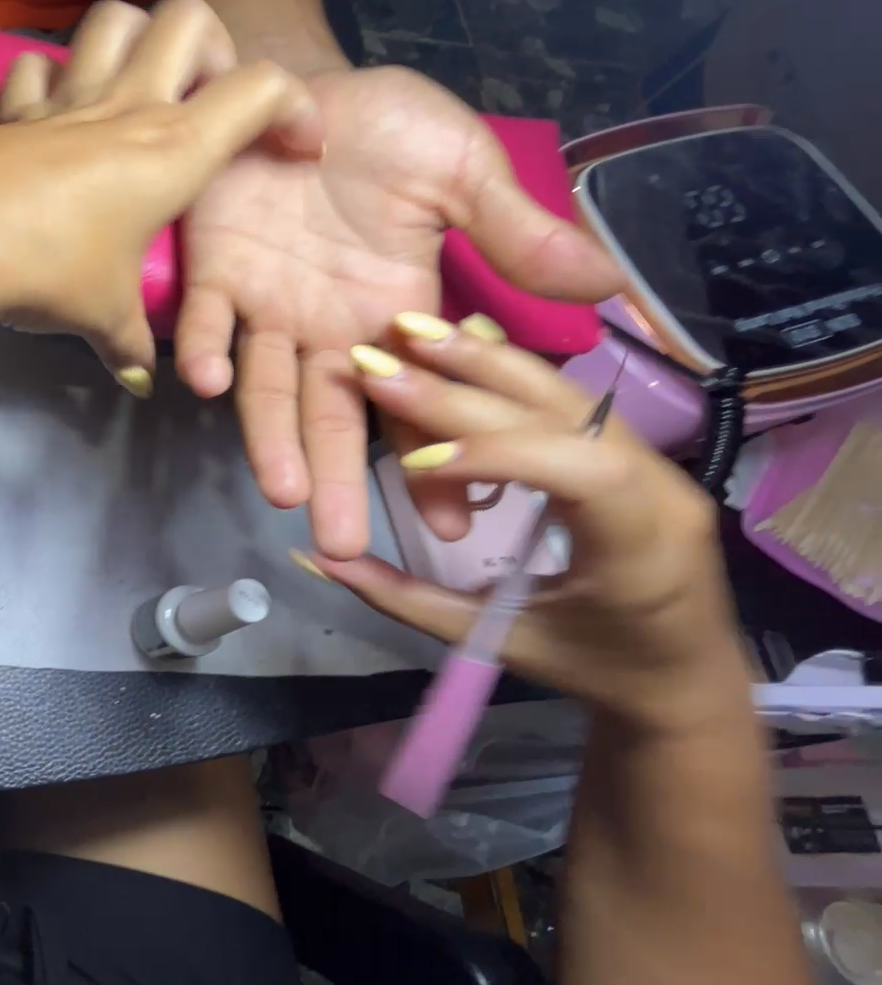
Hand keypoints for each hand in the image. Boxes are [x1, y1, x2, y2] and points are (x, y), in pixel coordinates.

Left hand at [0, 0, 321, 385]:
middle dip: (211, 46)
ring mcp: (64, 101)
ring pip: (112, 19)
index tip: (297, 147)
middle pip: (188, 18)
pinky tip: (49, 113)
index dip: (296, 106)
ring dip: (132, 40)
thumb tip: (140, 382)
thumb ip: (128, 346)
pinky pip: (35, 67)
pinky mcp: (12, 112)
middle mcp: (126, 107)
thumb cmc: (48, 272)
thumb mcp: (101, 317)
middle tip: (200, 101)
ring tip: (131, 91)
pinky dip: (49, 77)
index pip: (262, 89)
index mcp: (173, 150)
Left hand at [175, 66, 622, 558]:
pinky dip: (203, 350)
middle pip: (333, 414)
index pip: (419, 398)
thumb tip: (606, 293)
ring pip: (266, 387)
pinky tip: (211, 385)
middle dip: (341, 475)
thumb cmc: (383, 130)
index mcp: (392, 311)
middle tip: (352, 542)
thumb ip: (511, 233)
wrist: (297, 90)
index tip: (456, 521)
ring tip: (287, 491)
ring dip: (272, 439)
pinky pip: (204, 322)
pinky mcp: (212, 276)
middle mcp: (326, 326)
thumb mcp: (460, 173)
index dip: (438, 456)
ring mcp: (265, 307)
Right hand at [304, 315, 751, 733]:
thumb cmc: (591, 666)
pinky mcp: (627, 448)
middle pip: (558, 418)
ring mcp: (651, 461)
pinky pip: (562, 399)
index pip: (575, 474)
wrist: (684, 673)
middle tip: (379, 360)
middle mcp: (659, 489)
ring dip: (480, 359)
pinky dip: (501, 368)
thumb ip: (402, 596)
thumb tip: (316, 555)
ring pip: (563, 394)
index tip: (412, 458)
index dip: (491, 455)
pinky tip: (455, 340)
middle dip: (461, 388)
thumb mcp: (493, 641)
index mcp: (641, 549)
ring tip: (410, 329)